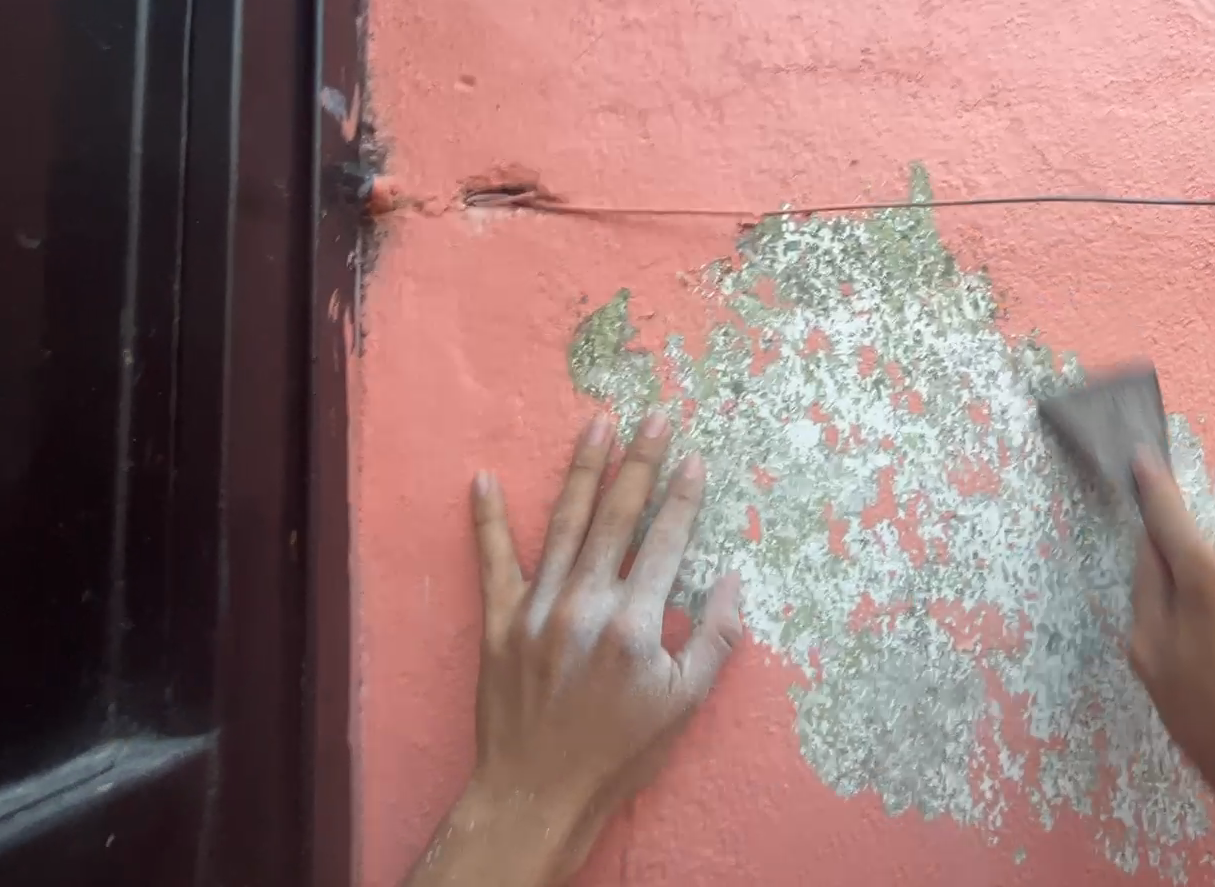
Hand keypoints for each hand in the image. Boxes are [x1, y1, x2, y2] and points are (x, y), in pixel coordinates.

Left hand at [404, 412, 742, 886]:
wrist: (535, 796)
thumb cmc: (621, 751)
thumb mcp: (686, 702)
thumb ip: (717, 638)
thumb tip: (732, 581)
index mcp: (635, 622)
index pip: (666, 540)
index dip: (684, 497)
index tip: (695, 459)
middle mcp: (586, 603)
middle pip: (618, 517)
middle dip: (641, 462)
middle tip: (654, 418)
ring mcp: (537, 609)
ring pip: (565, 524)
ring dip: (584, 471)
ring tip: (598, 426)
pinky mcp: (499, 623)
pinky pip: (493, 563)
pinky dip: (486, 521)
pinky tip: (481, 480)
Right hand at [1128, 451, 1214, 886]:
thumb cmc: (1213, 723)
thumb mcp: (1152, 660)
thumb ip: (1147, 589)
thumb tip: (1155, 546)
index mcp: (1206, 575)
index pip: (1168, 512)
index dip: (1151, 483)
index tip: (1141, 456)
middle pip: (1206, 551)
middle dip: (1194, 576)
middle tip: (1196, 637)